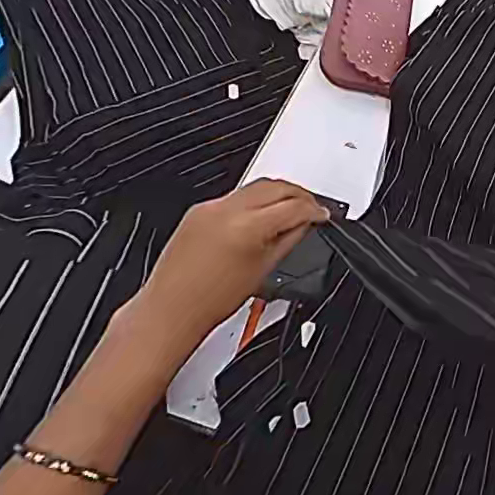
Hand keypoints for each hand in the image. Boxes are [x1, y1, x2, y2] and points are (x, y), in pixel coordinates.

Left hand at [128, 180, 330, 345]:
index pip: (292, 207)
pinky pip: (234, 196)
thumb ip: (288, 239)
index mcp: (247, 226)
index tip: (322, 215)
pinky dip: (254, 201)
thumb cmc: (210, 301)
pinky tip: (261, 216)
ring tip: (290, 210)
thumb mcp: (263, 270)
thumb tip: (303, 224)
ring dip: (277, 194)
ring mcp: (210, 207)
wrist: (172, 308)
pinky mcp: (199, 210)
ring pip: (255, 186)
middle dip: (299, 194)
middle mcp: (226, 210)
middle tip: (312, 207)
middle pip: (275, 186)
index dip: (314, 210)